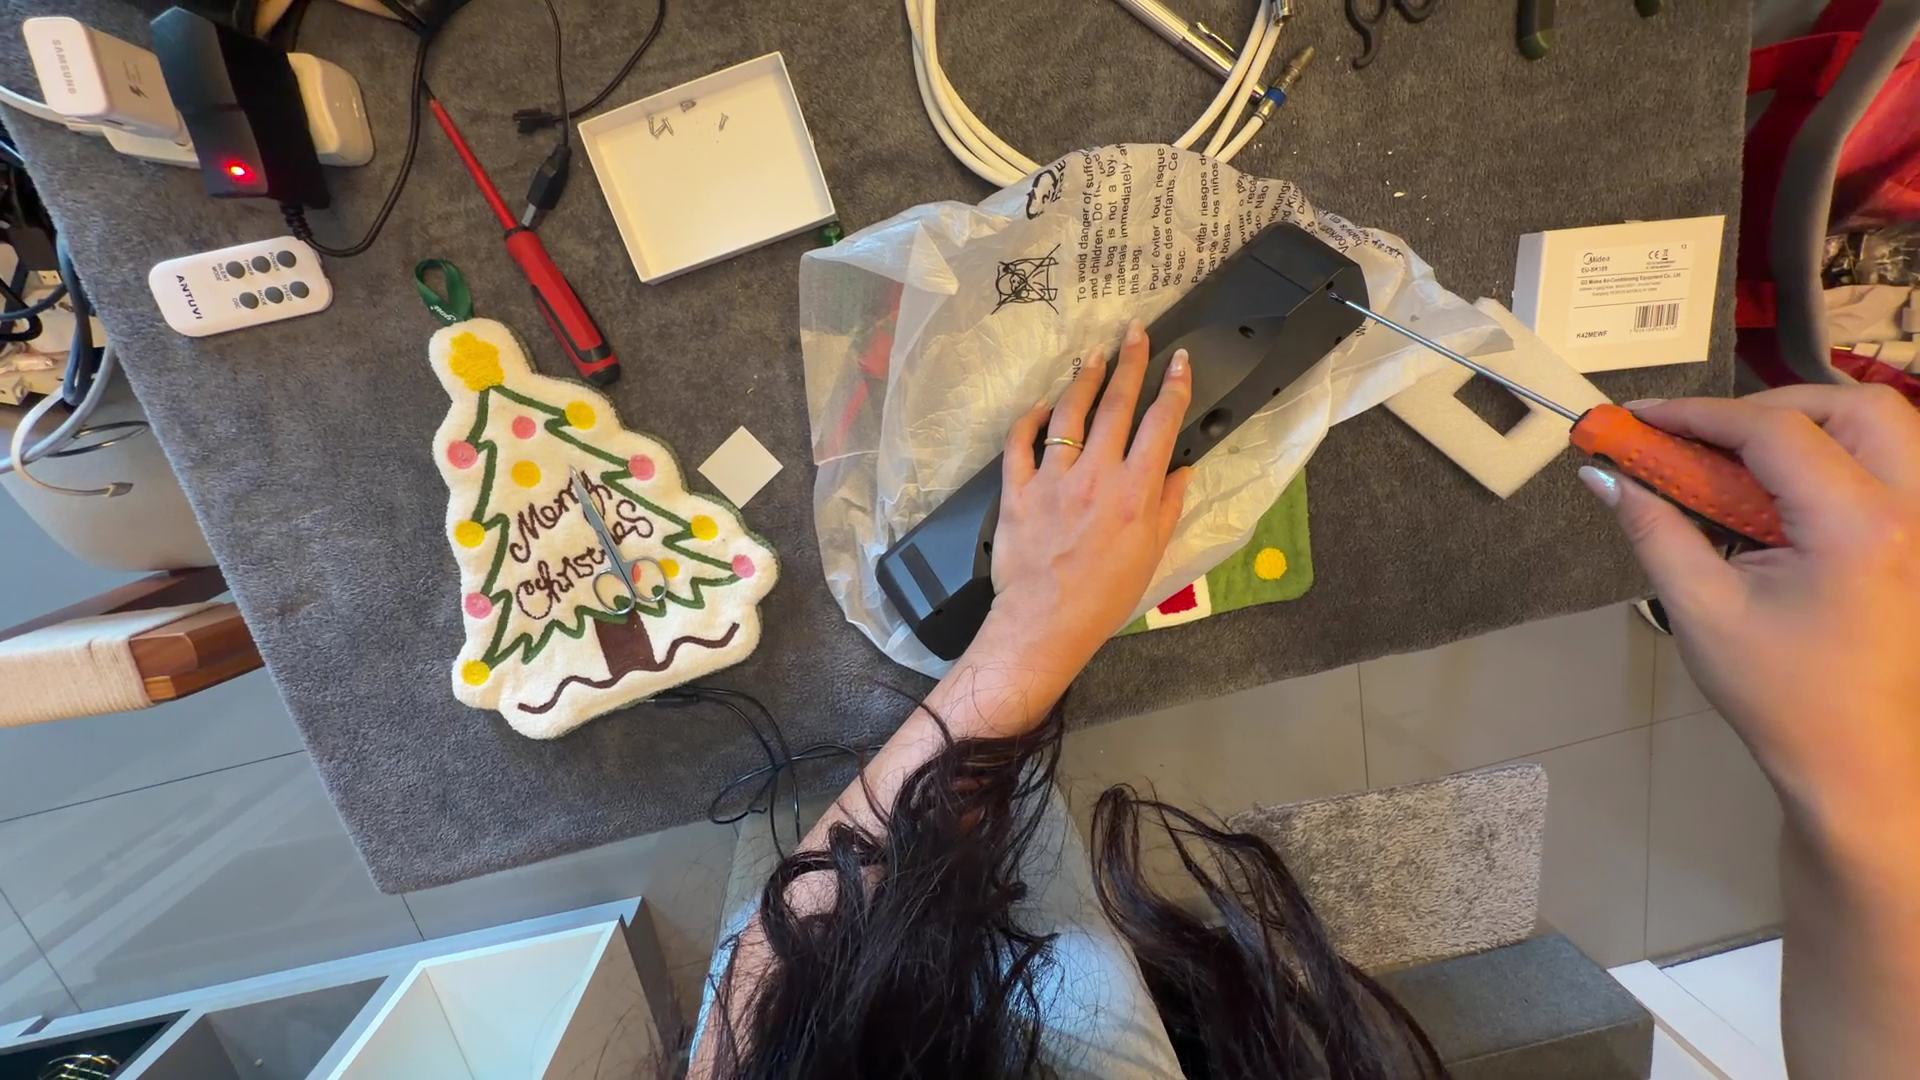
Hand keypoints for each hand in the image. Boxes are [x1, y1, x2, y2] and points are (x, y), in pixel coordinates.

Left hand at [961, 318, 1192, 721]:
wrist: (1046, 622)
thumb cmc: (1105, 596)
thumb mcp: (1151, 555)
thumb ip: (1168, 505)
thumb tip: (1181, 467)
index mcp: (1135, 492)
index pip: (1160, 424)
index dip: (1173, 386)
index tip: (1180, 360)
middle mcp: (1096, 475)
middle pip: (1116, 405)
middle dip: (1129, 363)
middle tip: (1134, 333)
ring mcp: (1052, 479)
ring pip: (1068, 414)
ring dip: (1082, 380)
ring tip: (1093, 356)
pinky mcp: (1017, 489)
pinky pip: (1020, 442)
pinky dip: (1029, 419)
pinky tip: (1040, 406)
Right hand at [1581, 386, 1919, 858]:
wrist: (1852, 749)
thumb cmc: (1772, 683)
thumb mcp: (1696, 603)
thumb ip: (1651, 527)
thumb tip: (1600, 475)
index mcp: (1861, 527)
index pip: (1777, 433)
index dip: (1697, 414)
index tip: (1635, 418)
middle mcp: (1915, 510)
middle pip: (1853, 407)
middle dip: (1760, 406)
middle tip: (1691, 434)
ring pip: (1880, 427)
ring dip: (1796, 425)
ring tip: (1725, 456)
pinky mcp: (1918, 537)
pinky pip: (1881, 465)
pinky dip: (1818, 456)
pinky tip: (1765, 491)